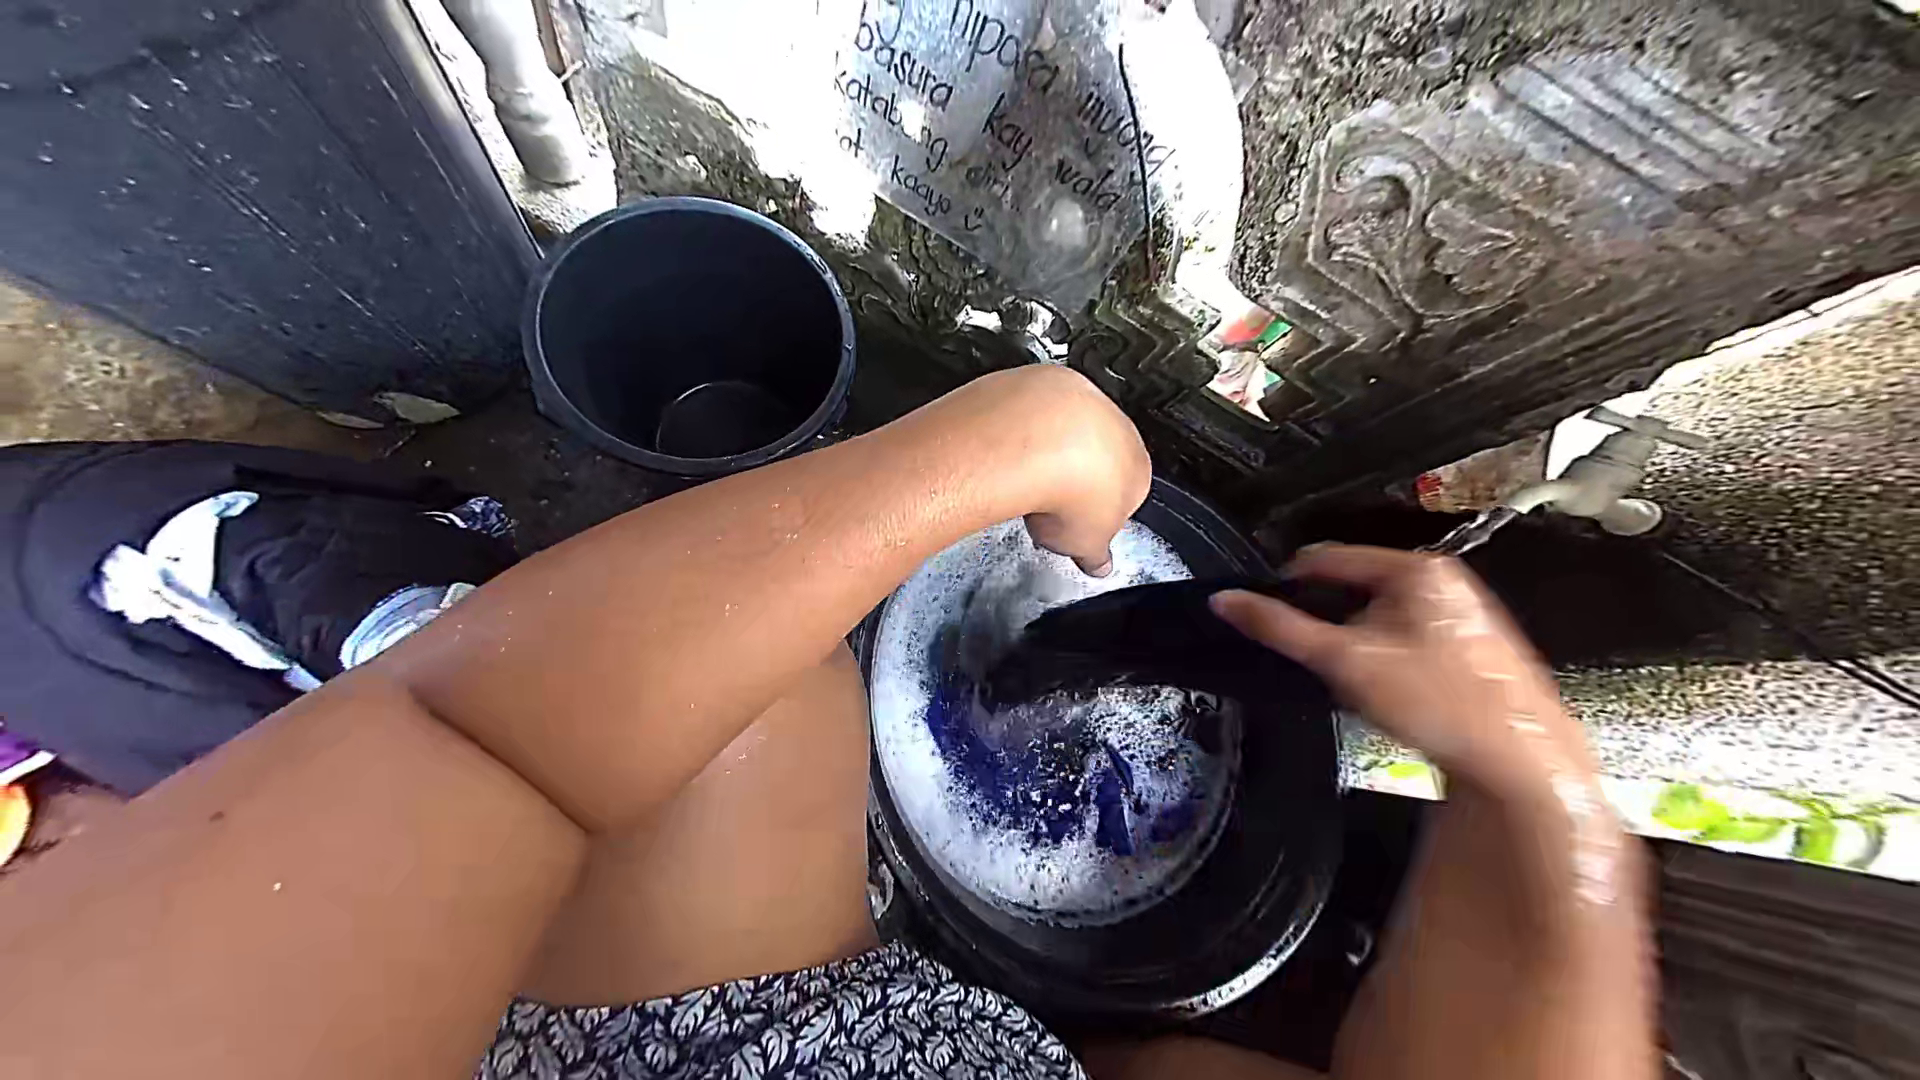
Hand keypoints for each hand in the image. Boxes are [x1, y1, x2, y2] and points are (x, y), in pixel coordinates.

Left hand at [936, 365, 1150, 576]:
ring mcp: (1081, 399)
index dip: (1092, 512)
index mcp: (1138, 469)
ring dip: (1045, 447)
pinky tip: (1004, 449)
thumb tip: (1099, 564)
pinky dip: (1019, 425)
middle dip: (1070, 476)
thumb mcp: (1088, 544)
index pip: (1122, 493)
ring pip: (1065, 426)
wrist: (1040, 444)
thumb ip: (1096, 553)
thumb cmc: (1073, 492)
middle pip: (1095, 455)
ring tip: (1020, 477)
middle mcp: (1117, 428)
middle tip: (1042, 502)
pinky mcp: (1045, 380)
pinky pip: (1033, 407)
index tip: (1070, 523)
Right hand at [1210, 545, 1595, 802]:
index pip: (1323, 558)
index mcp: (1415, 569)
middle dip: (1326, 618)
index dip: (1287, 586)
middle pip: (1349, 586)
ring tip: (1357, 677)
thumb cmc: (1444, 705)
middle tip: (1320, 656)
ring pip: (1374, 613)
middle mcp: (1442, 582)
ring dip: (1352, 638)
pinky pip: (1400, 634)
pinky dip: (1380, 653)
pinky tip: (1388, 688)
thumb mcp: (1342, 660)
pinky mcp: (1465, 643)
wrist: (1524, 767)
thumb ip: (1277, 626)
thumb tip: (1227, 601)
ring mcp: (1458, 612)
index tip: (1271, 616)